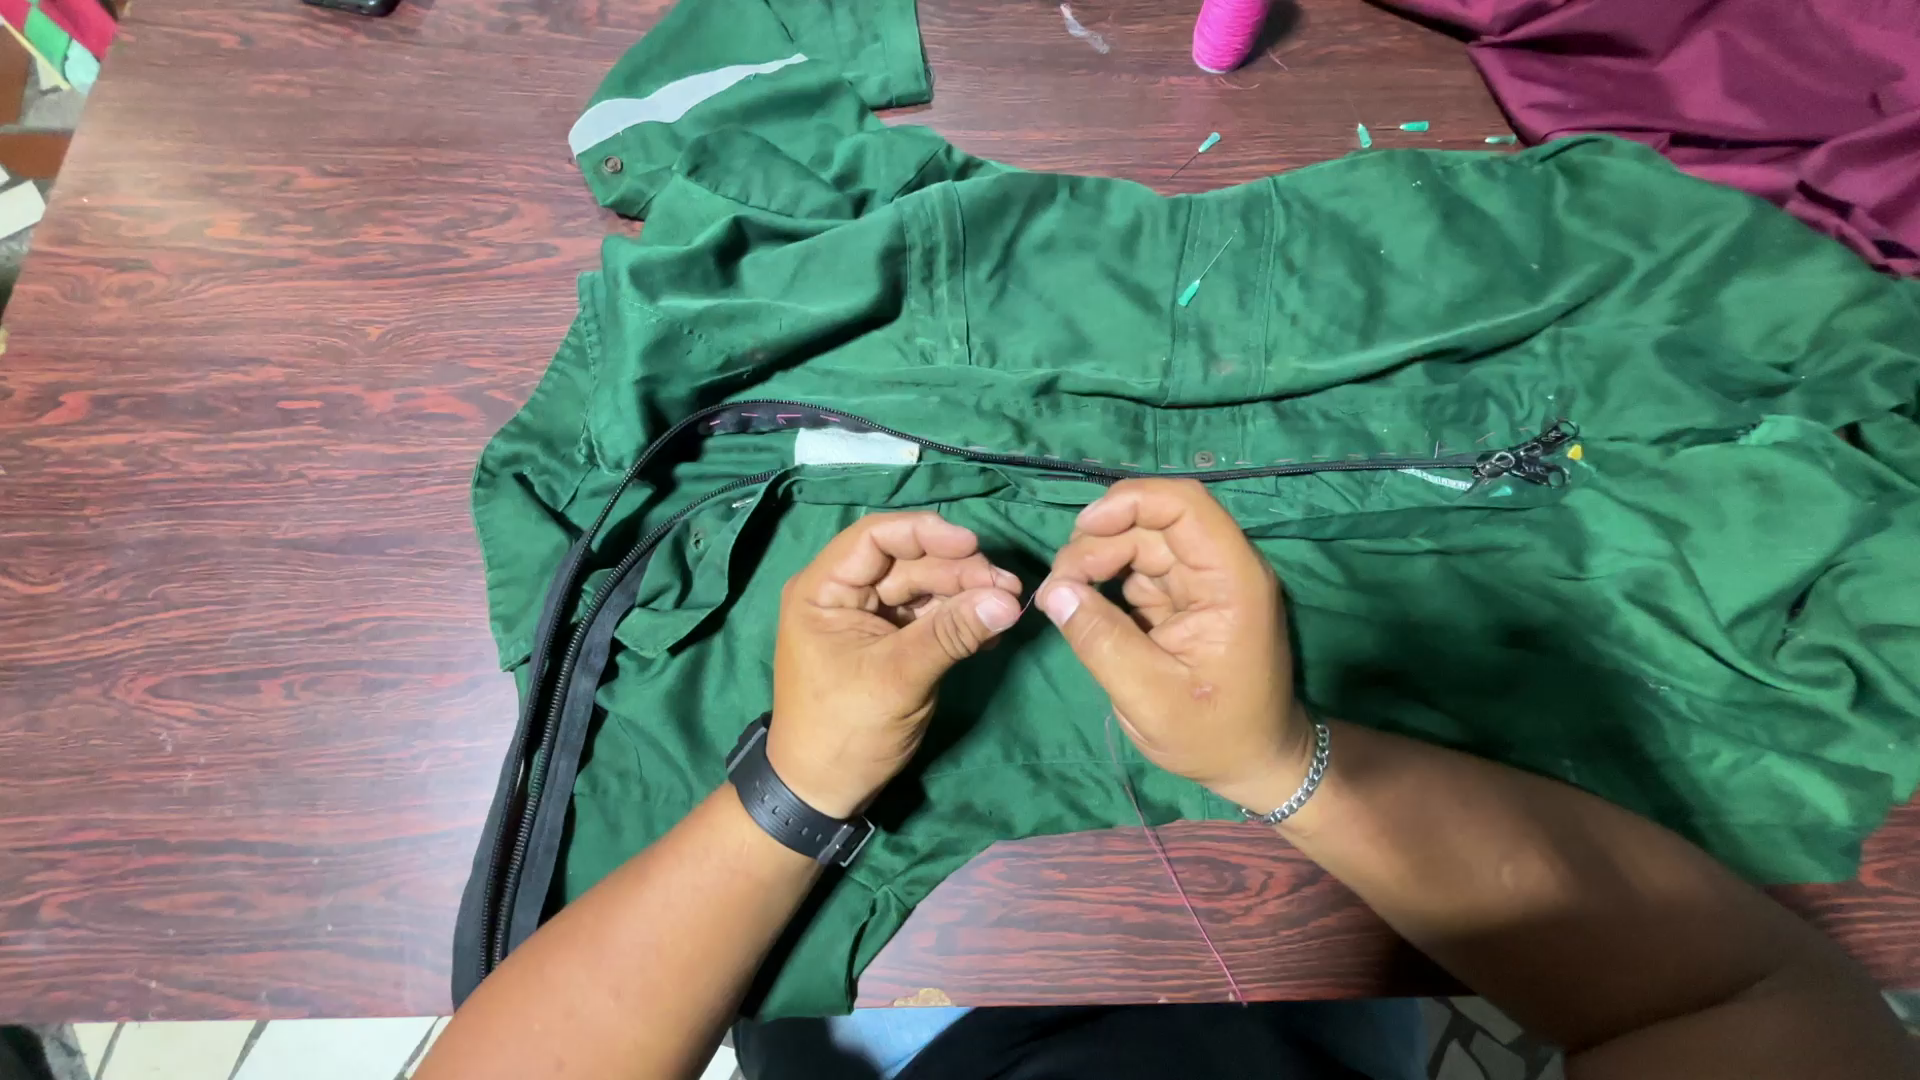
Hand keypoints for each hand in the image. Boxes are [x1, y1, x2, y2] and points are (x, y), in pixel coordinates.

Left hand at [770, 512, 1022, 817]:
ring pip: (925, 588)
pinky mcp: (893, 641)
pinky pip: (930, 618)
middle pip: (909, 562)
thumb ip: (951, 634)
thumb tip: (1009, 600)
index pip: (875, 537)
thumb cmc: (844, 731)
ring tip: (1010, 605)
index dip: (925, 533)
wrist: (824, 792)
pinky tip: (992, 629)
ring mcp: (871, 618)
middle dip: (959, 571)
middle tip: (1008, 587)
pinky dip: (960, 620)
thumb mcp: (898, 678)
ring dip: (967, 595)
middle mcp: (845, 594)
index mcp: (824, 590)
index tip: (973, 545)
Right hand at [1037, 479, 1310, 811]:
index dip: (1130, 502)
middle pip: (1152, 521)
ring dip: (1095, 560)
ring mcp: (1200, 581)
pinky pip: (1136, 568)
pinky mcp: (1182, 596)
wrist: (1252, 762)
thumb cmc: (1212, 734)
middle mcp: (1218, 568)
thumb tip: (1053, 592)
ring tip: (1066, 599)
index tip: (1083, 530)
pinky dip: (1104, 579)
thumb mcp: (1148, 697)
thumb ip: (1100, 641)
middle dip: (1098, 542)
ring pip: (1138, 540)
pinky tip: (1084, 606)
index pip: (1184, 506)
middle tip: (1060, 588)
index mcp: (1229, 581)